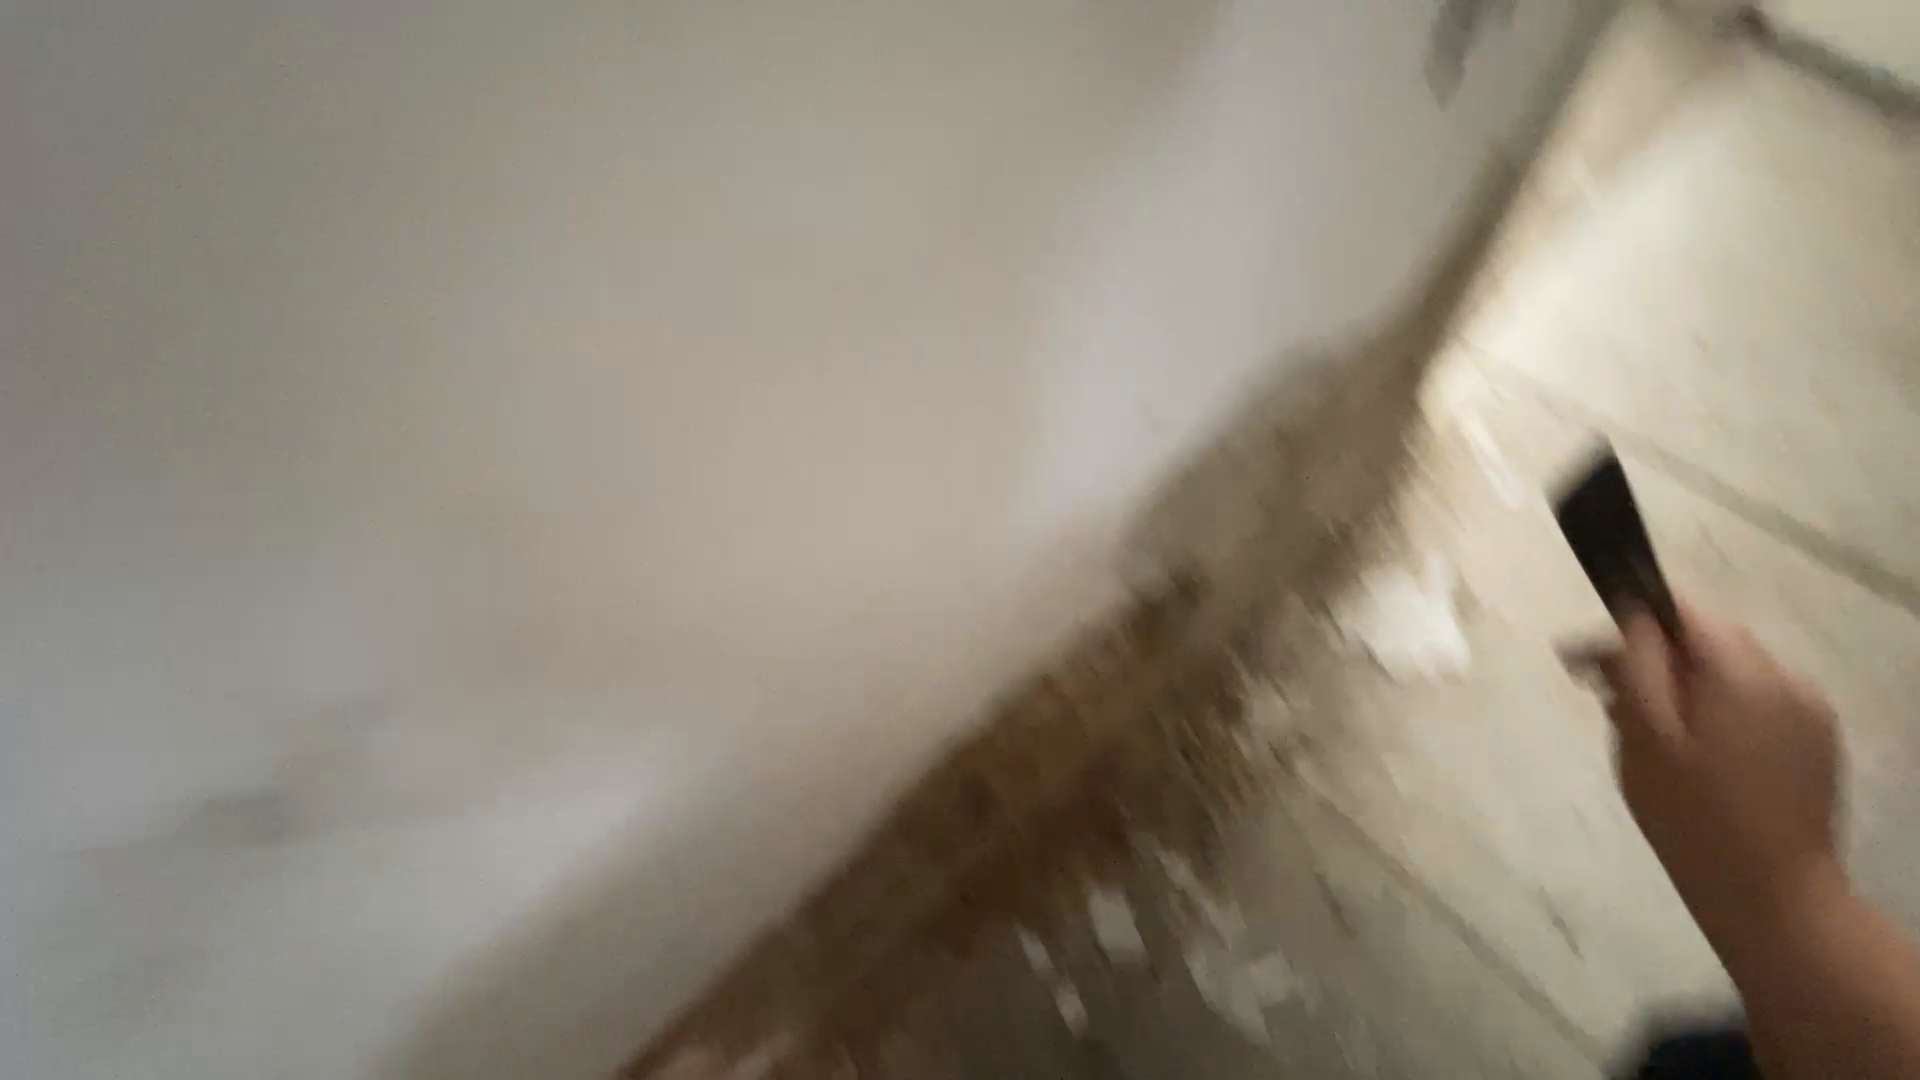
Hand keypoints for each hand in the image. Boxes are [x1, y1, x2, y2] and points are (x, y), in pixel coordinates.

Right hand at [1578, 600, 1845, 946]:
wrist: (1767, 890)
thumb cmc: (1688, 810)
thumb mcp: (1642, 732)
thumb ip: (1637, 665)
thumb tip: (1631, 615)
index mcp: (1744, 676)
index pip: (1684, 612)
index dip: (1631, 620)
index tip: (1585, 654)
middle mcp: (1788, 681)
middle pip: (1706, 639)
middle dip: (1649, 655)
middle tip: (1597, 690)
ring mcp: (1809, 712)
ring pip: (1726, 669)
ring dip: (1677, 681)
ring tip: (1636, 722)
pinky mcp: (1812, 740)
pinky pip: (1750, 698)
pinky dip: (1708, 704)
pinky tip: (1683, 743)